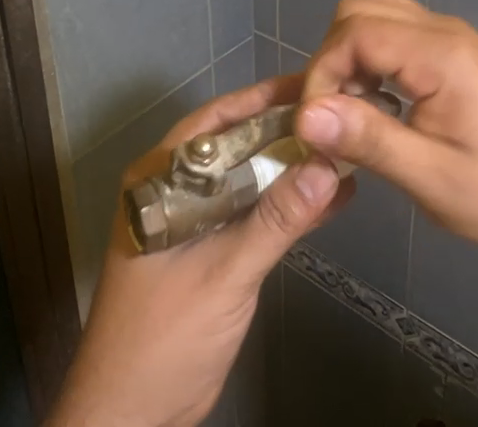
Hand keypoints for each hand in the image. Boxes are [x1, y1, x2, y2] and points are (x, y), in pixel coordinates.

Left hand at [48, 73, 354, 426]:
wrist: (130, 417)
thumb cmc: (164, 338)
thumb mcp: (223, 275)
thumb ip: (275, 221)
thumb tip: (327, 165)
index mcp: (161, 181)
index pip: (216, 122)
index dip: (264, 100)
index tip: (315, 84)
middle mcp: (176, 191)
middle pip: (237, 146)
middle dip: (287, 131)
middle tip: (341, 111)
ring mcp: (194, 222)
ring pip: (250, 179)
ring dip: (293, 167)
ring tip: (347, 146)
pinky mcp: (211, 250)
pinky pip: (255, 213)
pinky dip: (290, 206)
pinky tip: (334, 196)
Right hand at [294, 0, 477, 261]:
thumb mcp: (431, 178)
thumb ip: (368, 139)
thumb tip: (304, 117)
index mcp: (440, 55)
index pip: (354, 32)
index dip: (321, 73)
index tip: (316, 126)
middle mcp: (444, 32)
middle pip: (361, 10)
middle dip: (332, 59)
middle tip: (334, 116)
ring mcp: (452, 38)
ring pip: (378, 13)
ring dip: (351, 55)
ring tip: (354, 111)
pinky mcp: (455, 53)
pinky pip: (397, 33)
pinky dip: (373, 58)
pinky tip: (380, 106)